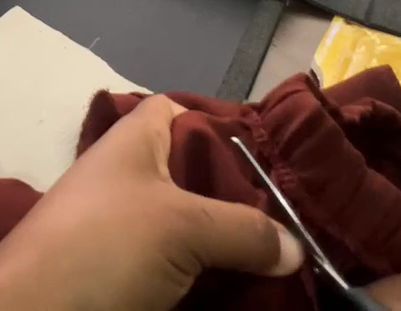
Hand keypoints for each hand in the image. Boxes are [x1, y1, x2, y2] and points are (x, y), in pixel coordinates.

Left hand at [0, 94, 304, 310]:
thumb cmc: (104, 244)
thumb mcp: (181, 226)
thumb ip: (242, 229)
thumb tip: (296, 246)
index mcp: (137, 139)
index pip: (183, 112)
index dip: (224, 126)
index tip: (274, 159)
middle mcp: (133, 174)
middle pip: (197, 175)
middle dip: (243, 199)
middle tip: (295, 224)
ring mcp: (129, 225)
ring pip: (194, 226)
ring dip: (232, 246)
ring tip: (287, 264)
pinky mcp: (129, 271)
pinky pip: (182, 266)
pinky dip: (212, 276)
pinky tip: (247, 289)